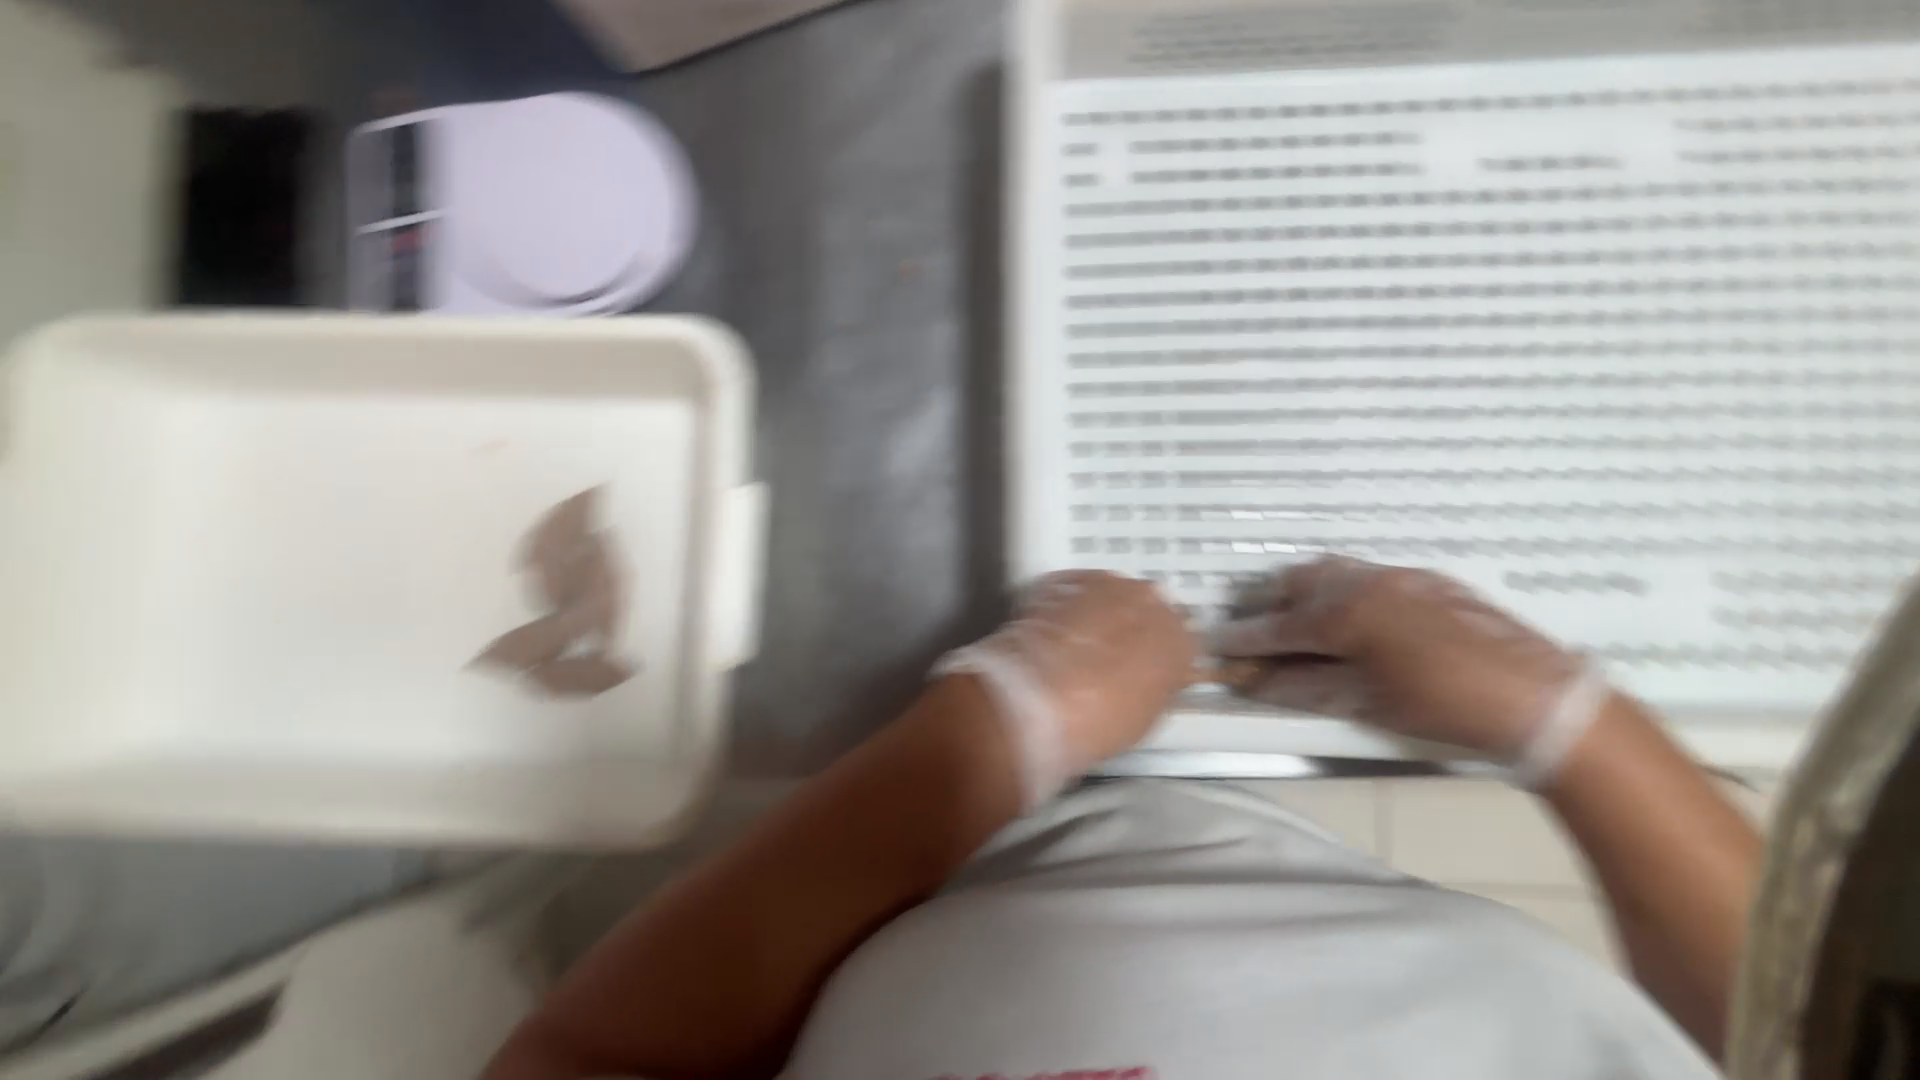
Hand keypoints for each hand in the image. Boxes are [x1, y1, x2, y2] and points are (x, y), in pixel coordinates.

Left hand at [936, 570, 1194, 806]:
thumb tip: (1144, 677)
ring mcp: (1105, 584)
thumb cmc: (1100, 722)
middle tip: (1107, 654)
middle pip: (1145, 608)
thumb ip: (1154, 685)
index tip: (1143, 668)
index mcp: (1179, 640)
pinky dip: (1063, 606)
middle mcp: (1150, 601)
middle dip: (1129, 627)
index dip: (1158, 654)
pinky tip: (1050, 629)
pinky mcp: (1063, 580)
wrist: (1039, 699)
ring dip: (1096, 612)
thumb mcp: (1145, 716)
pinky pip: (1071, 590)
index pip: (1179, 640)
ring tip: (1074, 641)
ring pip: (1108, 595)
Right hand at [1213, 556, 1585, 759]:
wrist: (1541, 697)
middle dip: (1273, 605)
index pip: (1278, 626)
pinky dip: (1346, 593)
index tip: (1217, 644)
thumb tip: (1258, 682)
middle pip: (1301, 582)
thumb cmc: (1443, 707)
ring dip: (1309, 594)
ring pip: (1336, 572)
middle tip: (1262, 634)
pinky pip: (1370, 576)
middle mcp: (1366, 582)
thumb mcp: (1367, 703)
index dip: (1245, 638)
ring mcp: (1402, 576)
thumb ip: (1306, 687)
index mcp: (1346, 613)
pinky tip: (1357, 623)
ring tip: (1304, 625)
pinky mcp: (1432, 581)